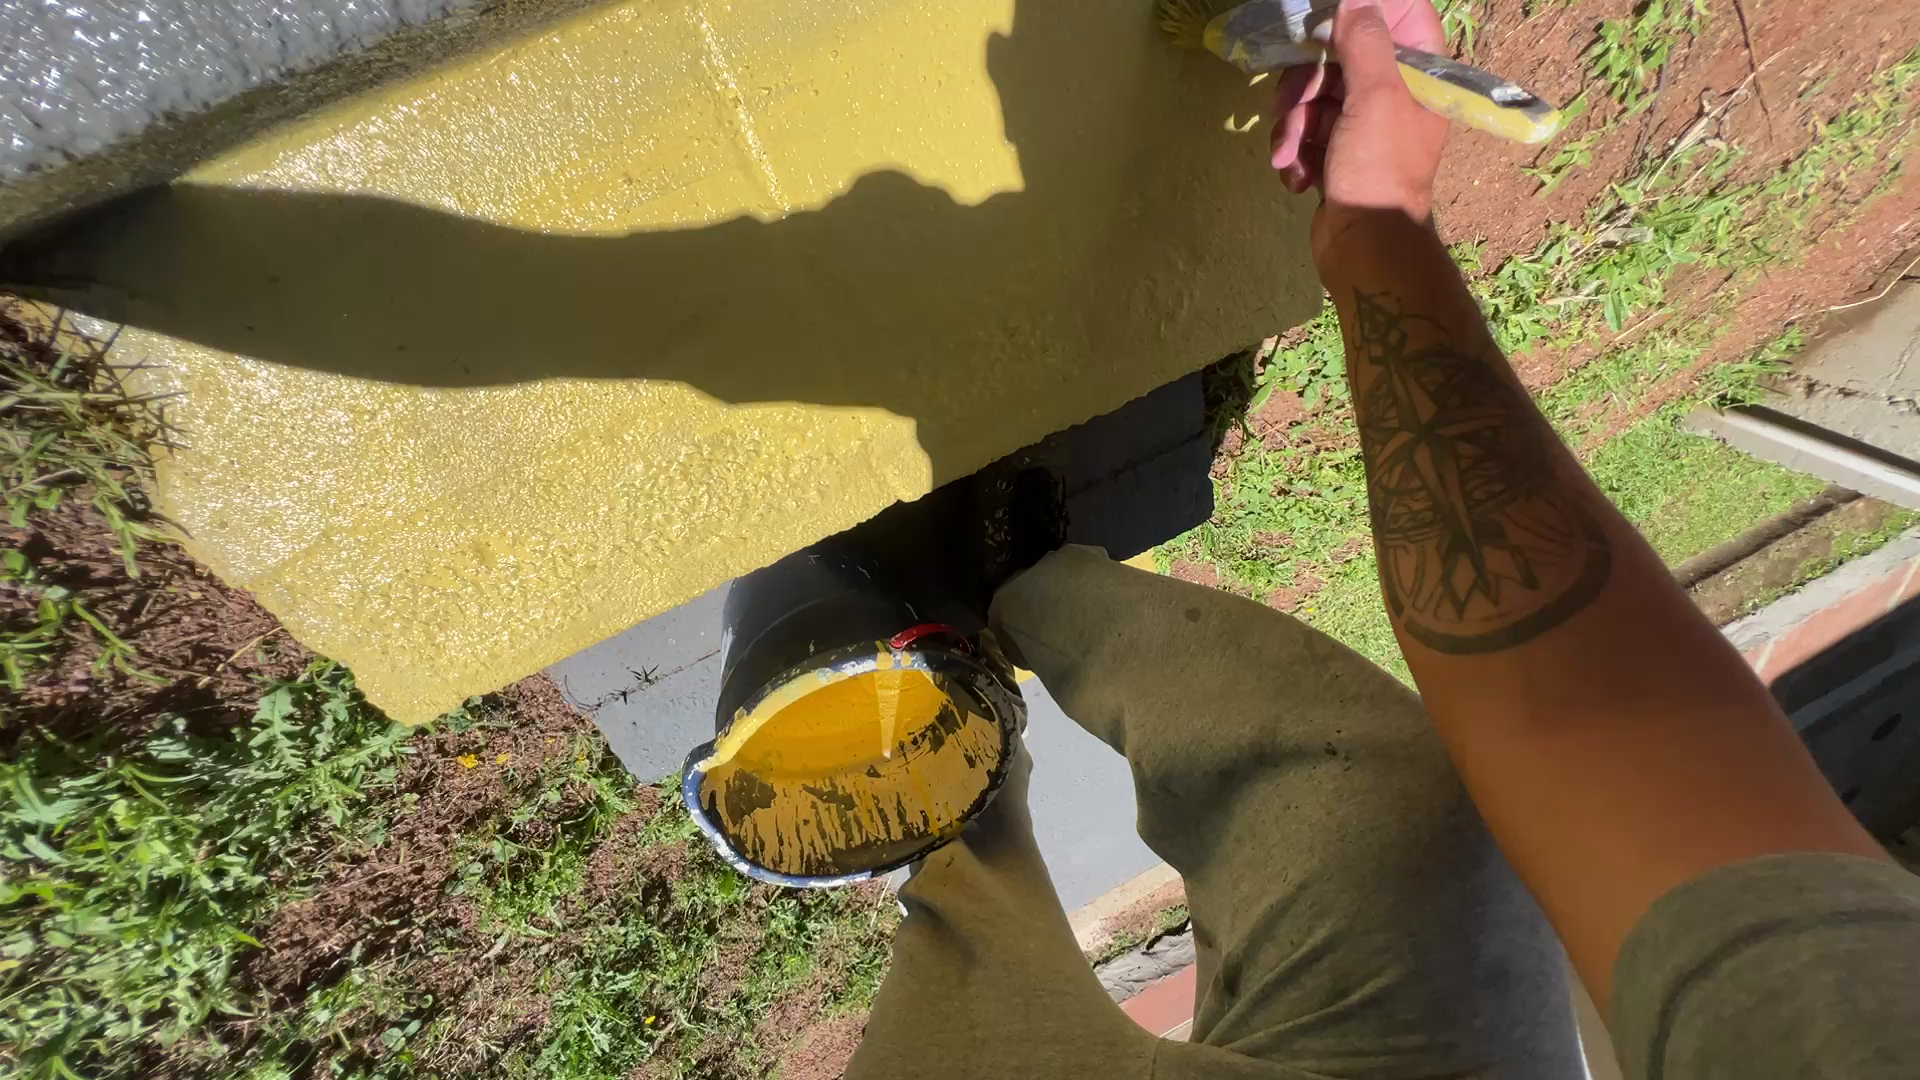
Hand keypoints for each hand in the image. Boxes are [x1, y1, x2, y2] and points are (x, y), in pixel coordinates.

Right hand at [1271, 0, 1449, 249]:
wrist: (1364, 245)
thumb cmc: (1378, 168)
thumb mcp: (1374, 95)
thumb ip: (1365, 41)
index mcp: (1418, 70)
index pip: (1395, 14)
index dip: (1356, 14)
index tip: (1319, 26)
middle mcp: (1392, 92)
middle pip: (1339, 61)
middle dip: (1304, 88)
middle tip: (1283, 109)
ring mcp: (1362, 127)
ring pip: (1315, 103)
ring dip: (1293, 131)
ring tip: (1286, 159)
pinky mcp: (1336, 157)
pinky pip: (1309, 139)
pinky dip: (1296, 157)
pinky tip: (1296, 178)